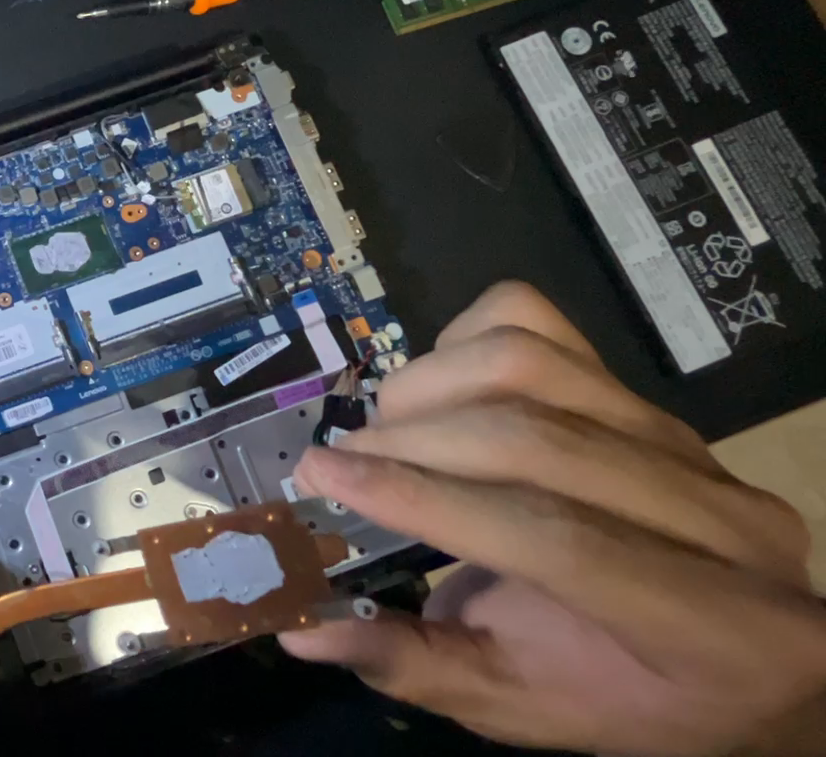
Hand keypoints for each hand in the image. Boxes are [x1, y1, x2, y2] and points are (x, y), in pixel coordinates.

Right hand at [279, 281, 825, 755]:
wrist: (711, 641)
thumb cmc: (611, 685)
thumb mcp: (513, 700)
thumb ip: (411, 665)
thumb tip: (300, 629)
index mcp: (720, 629)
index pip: (555, 538)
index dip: (422, 500)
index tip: (320, 478)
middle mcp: (725, 520)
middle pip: (531, 440)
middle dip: (403, 443)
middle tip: (332, 464)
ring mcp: (684, 441)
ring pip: (527, 364)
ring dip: (423, 387)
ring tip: (384, 431)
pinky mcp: (638, 390)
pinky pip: (535, 324)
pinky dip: (458, 340)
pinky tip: (435, 389)